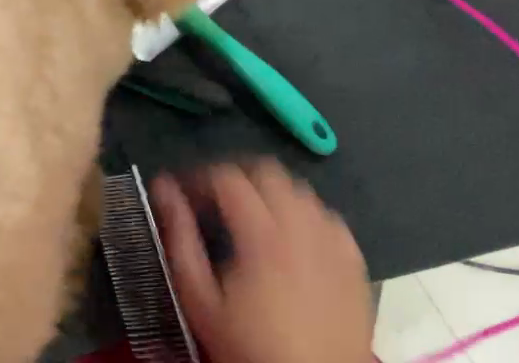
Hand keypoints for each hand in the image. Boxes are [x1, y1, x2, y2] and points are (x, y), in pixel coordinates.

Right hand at [151, 161, 372, 362]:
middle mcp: (303, 232)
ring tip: (252, 217)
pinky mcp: (356, 270)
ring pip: (303, 192)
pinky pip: (333, 221)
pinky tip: (293, 238)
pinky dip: (308, 217)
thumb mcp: (198, 297)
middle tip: (214, 200)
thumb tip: (162, 187)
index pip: (227, 177)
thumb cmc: (248, 348)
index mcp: (261, 236)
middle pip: (268, 173)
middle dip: (236, 177)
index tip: (183, 194)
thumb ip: (179, 236)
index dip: (199, 177)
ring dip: (273, 194)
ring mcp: (335, 250)